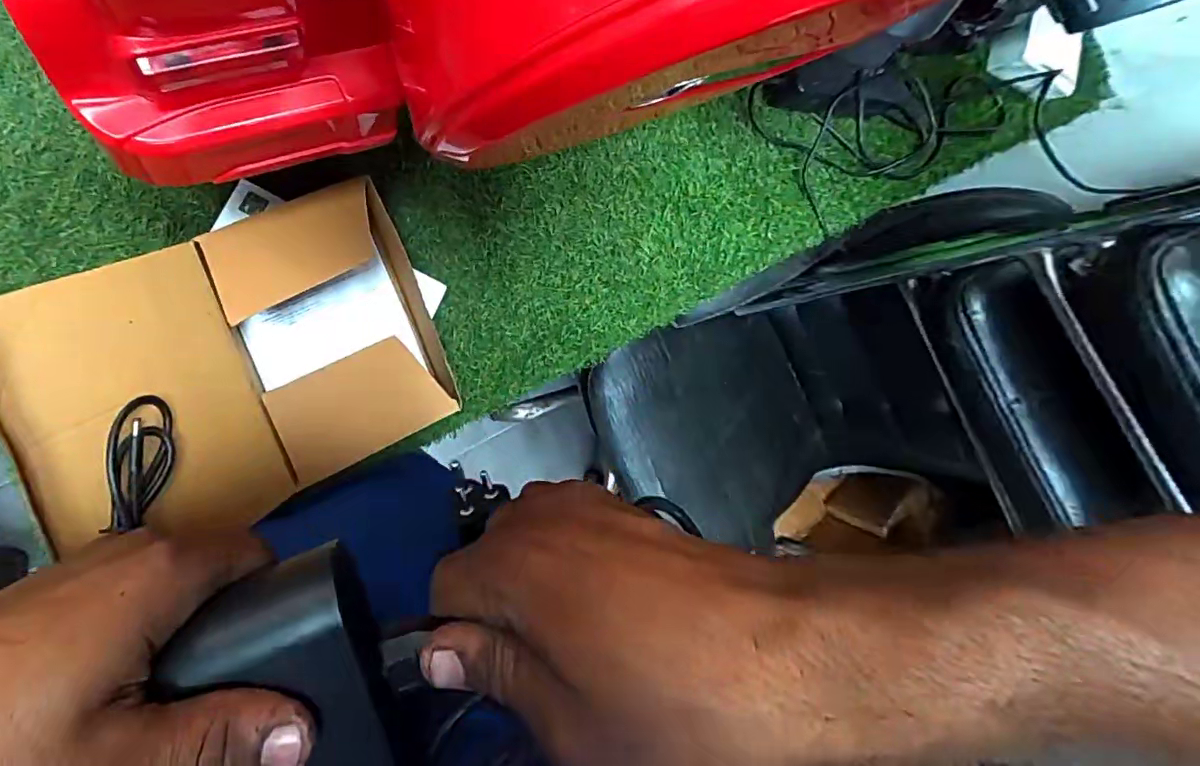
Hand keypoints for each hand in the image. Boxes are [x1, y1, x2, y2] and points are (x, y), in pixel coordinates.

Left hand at [0, 530, 311, 765]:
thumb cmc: (8, 747)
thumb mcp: (124, 758)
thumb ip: (218, 733)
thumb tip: (300, 724)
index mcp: (155, 570)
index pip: (244, 550)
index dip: (277, 588)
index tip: (290, 643)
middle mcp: (122, 548)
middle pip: (205, 564)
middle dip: (230, 619)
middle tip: (235, 694)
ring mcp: (79, 564)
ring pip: (161, 580)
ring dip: (181, 628)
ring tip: (174, 703)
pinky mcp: (44, 589)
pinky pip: (117, 594)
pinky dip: (137, 630)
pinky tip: (111, 692)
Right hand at [419, 481, 851, 765]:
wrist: (791, 651)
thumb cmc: (678, 704)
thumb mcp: (575, 724)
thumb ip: (493, 675)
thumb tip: (435, 652)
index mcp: (507, 566)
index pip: (441, 591)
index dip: (457, 638)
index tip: (494, 678)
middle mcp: (527, 518)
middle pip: (478, 562)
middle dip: (496, 610)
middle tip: (549, 668)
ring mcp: (569, 502)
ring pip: (515, 542)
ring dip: (527, 582)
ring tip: (583, 632)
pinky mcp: (608, 503)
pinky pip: (555, 525)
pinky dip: (560, 556)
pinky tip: (610, 598)